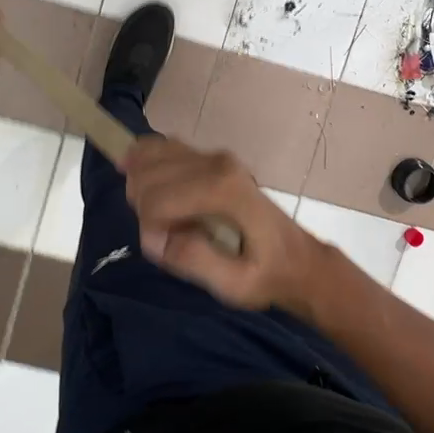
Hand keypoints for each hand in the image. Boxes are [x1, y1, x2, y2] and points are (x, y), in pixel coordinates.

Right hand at [122, 137, 335, 314]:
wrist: (298, 261)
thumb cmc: (267, 275)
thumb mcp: (234, 285)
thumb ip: (194, 260)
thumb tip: (156, 238)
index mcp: (224, 191)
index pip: (157, 198)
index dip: (149, 228)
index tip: (163, 251)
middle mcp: (217, 164)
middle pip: (150, 172)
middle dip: (141, 204)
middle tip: (160, 235)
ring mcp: (215, 156)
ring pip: (153, 152)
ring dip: (140, 182)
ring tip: (152, 214)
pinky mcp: (212, 158)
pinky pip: (165, 147)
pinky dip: (145, 159)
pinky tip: (135, 173)